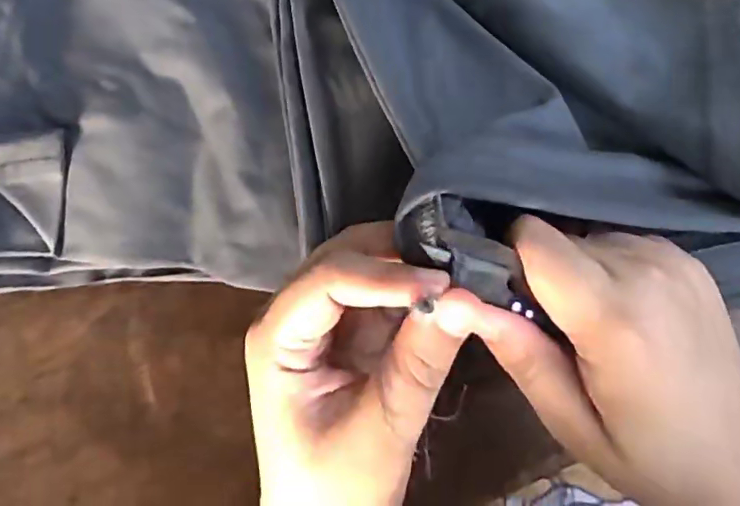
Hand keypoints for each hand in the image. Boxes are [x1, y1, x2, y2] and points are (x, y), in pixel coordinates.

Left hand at [245, 223, 475, 505]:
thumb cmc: (337, 489)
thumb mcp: (384, 430)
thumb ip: (420, 362)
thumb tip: (462, 299)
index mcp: (276, 336)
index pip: (329, 278)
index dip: (385, 274)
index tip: (438, 283)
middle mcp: (289, 311)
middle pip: (342, 256)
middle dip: (396, 256)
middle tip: (451, 267)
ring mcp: (315, 314)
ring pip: (361, 260)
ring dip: (404, 263)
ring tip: (450, 275)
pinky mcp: (343, 324)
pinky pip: (377, 286)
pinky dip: (408, 284)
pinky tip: (438, 291)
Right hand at [449, 218, 739, 505]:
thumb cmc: (648, 455)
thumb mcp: (571, 421)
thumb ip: (515, 352)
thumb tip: (450, 300)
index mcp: (613, 314)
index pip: (533, 236)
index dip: (513, 259)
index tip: (518, 300)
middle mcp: (643, 268)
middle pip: (558, 235)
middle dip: (546, 270)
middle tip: (563, 327)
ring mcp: (670, 255)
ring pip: (587, 235)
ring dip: (579, 267)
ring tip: (600, 321)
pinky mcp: (685, 254)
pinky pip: (620, 239)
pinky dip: (610, 265)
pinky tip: (632, 309)